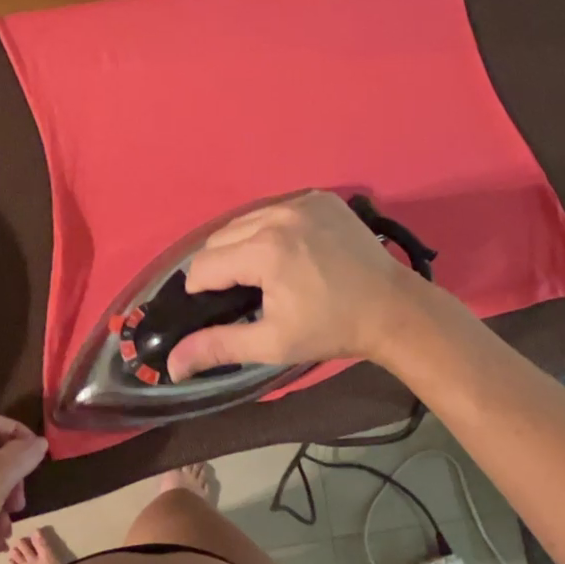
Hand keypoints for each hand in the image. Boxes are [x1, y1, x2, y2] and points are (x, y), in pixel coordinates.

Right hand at [166, 191, 435, 379]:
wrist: (393, 308)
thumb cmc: (331, 329)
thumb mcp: (272, 343)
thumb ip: (218, 347)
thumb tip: (172, 366)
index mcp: (263, 251)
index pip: (203, 265)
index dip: (203, 291)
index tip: (222, 307)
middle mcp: (277, 216)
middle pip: (219, 239)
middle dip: (221, 266)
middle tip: (244, 293)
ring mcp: (300, 202)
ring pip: (244, 220)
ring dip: (242, 245)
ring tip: (264, 273)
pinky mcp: (319, 197)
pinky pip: (274, 209)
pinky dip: (270, 228)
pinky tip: (289, 252)